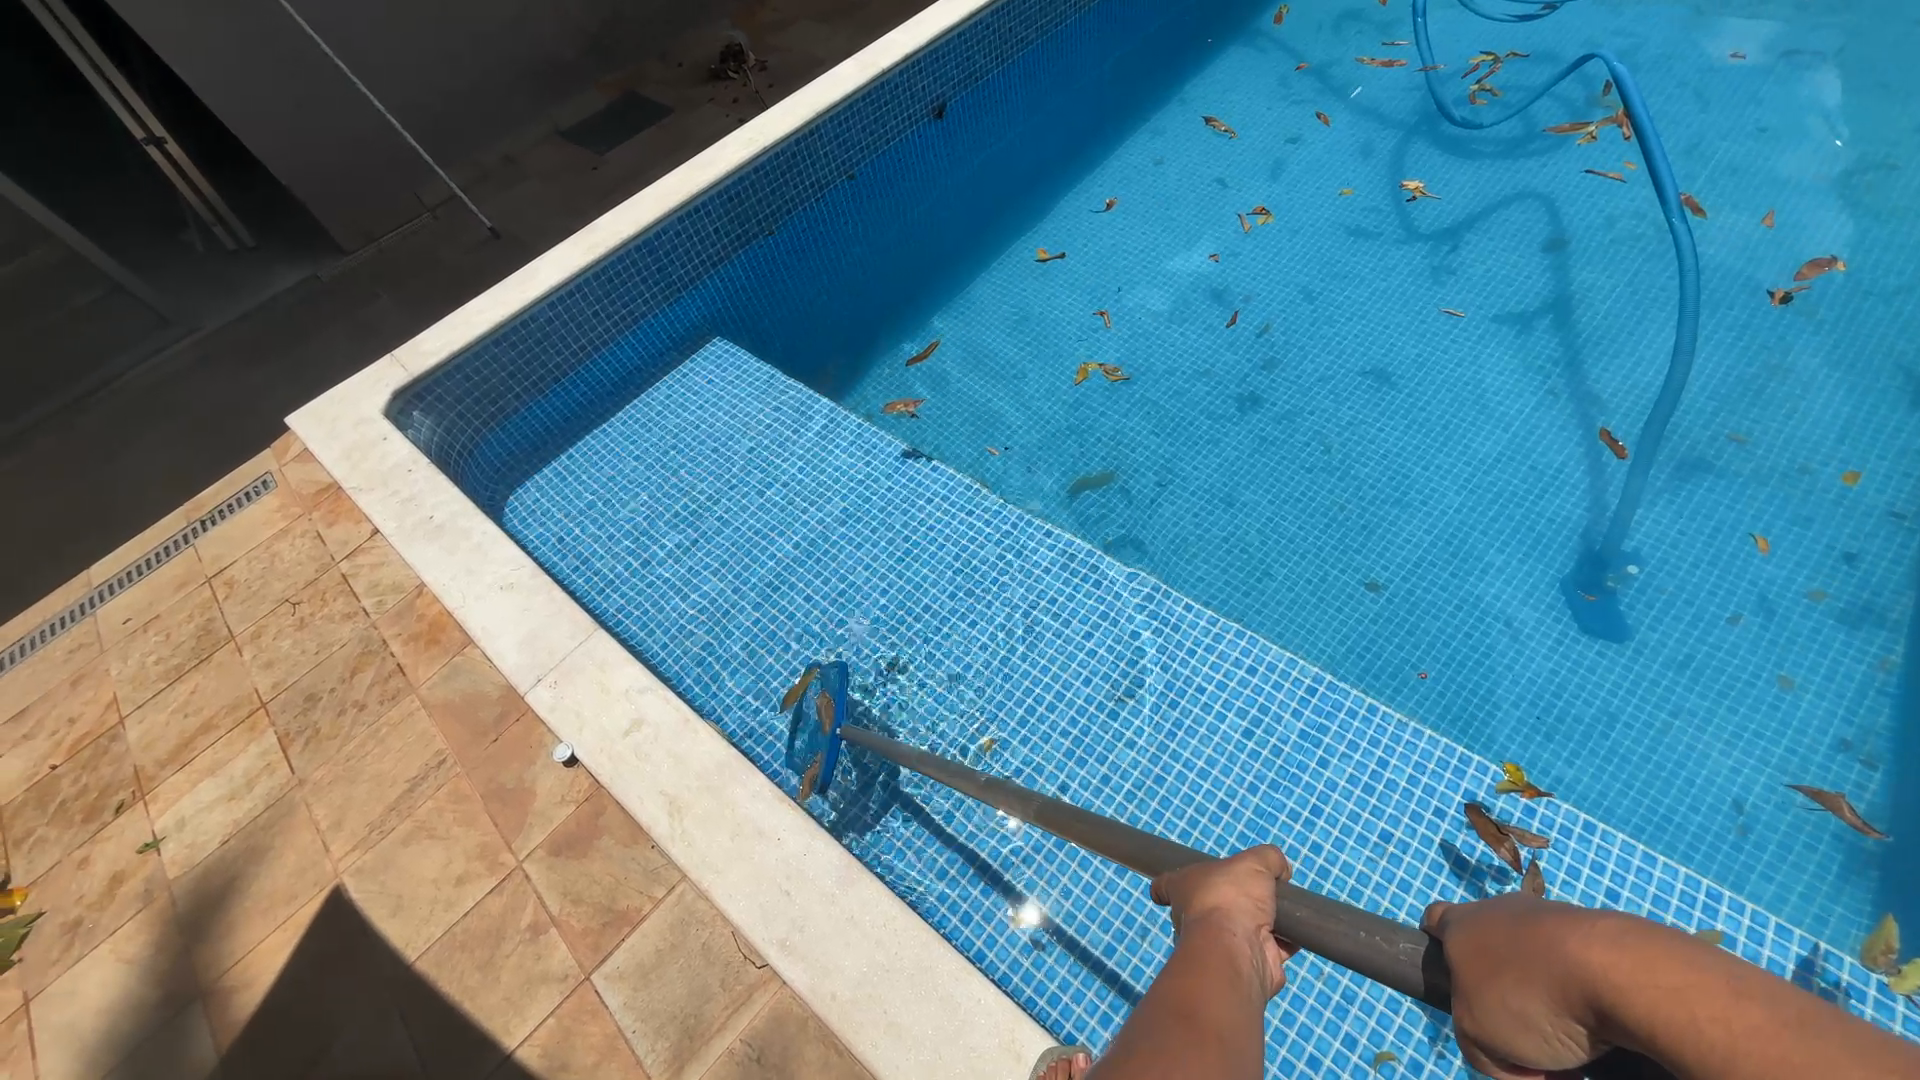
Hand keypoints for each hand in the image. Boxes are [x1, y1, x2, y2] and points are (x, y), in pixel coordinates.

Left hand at [1150, 845, 1296, 998]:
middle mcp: (1192, 917)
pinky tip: (1293, 935)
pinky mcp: (1244, 964)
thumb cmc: (1231, 895)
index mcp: (1181, 887)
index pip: (1164, 884)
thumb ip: (1268, 858)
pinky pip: (1265, 950)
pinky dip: (1281, 945)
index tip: (1171, 885)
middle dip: (1234, 903)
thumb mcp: (1253, 862)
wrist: (1238, 947)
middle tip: (1259, 893)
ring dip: (1261, 925)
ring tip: (1281, 912)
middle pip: (1209, 907)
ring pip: (1239, 931)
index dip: (1168, 883)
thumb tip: (1280, 869)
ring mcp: (1217, 944)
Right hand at [1421, 894, 1618, 1078]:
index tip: (1459, 986)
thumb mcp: (1480, 1039)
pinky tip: (1607, 1035)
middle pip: (1492, 947)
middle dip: (1506, 993)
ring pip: (1541, 962)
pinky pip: (1584, 971)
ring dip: (1552, 1004)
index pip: (1433, 920)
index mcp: (1461, 924)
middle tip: (1528, 1040)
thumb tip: (1513, 1058)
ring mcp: (1552, 917)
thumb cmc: (1527, 997)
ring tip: (1578, 1052)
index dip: (1439, 948)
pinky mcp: (1601, 935)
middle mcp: (1501, 911)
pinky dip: (1591, 1004)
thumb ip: (1478, 1046)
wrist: (1616, 975)